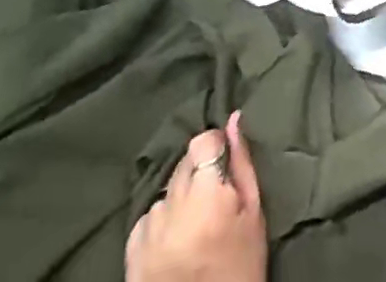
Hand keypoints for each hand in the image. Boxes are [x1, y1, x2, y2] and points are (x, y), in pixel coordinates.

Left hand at [126, 112, 266, 281]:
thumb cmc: (240, 269)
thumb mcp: (253, 216)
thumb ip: (242, 165)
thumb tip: (235, 119)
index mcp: (208, 194)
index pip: (202, 141)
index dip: (215, 149)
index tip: (225, 165)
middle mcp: (173, 204)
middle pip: (185, 162)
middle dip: (200, 173)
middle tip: (215, 201)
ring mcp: (148, 226)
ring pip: (168, 189)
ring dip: (181, 198)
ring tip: (195, 228)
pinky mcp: (131, 246)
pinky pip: (150, 215)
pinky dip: (163, 222)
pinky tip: (176, 244)